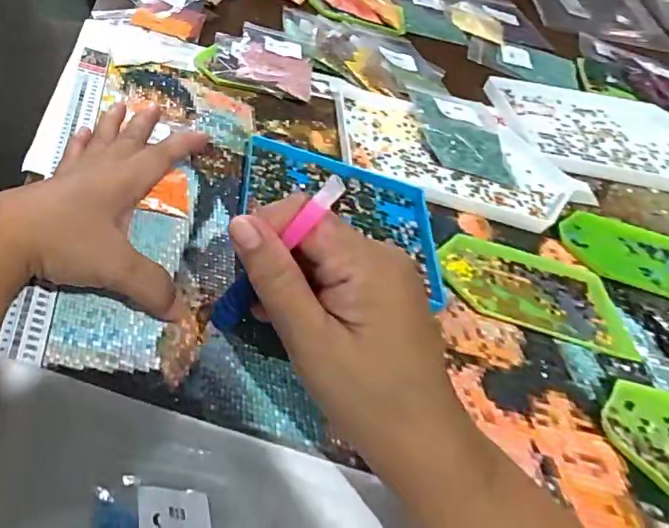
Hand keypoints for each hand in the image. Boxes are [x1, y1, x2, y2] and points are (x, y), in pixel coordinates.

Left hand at [0, 103, 207, 320]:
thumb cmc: (66, 242)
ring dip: (112, 125)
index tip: (202, 133)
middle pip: (128, 142)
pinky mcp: (52, 184)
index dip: (182, 146)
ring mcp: (74, 175)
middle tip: (155, 106)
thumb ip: (149, 286)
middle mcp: (100, 171)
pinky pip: (71, 156)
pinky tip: (80, 133)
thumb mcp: (114, 268)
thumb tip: (181, 312)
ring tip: (119, 106)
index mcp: (122, 182)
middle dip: (145, 126)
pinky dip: (78, 144)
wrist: (9, 235)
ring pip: (100, 142)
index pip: (159, 158)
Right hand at [227, 194, 464, 450]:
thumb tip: (239, 221)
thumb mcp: (308, 338)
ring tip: (270, 314)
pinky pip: (334, 271)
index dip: (265, 229)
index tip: (243, 270)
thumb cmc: (366, 399)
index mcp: (367, 260)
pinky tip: (295, 319)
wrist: (429, 455)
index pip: (302, 213)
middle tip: (255, 300)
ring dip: (287, 275)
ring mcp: (385, 273)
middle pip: (309, 230)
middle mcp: (380, 254)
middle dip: (274, 256)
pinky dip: (308, 287)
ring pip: (317, 251)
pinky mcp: (384, 292)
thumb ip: (273, 275)